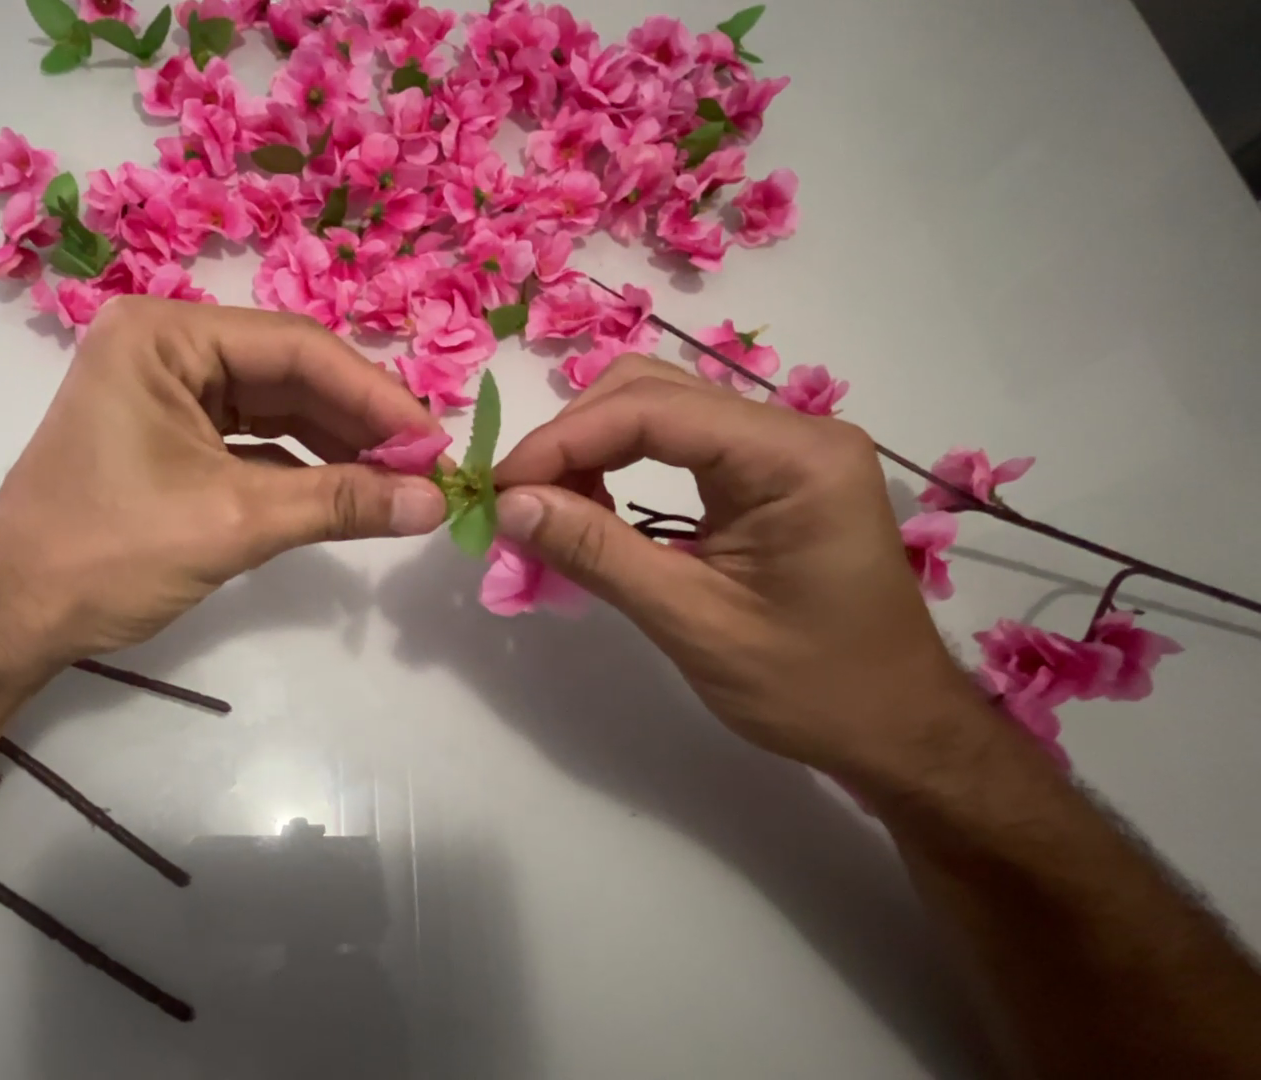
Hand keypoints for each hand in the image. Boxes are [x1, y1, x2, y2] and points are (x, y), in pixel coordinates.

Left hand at [0, 298, 447, 675]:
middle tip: (425, 469)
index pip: (297, 349)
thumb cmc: (108, 554)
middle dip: (359, 424)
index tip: (436, 444)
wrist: (13, 618)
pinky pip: (251, 442)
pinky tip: (348, 492)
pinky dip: (299, 468)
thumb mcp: (233, 522)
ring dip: (336, 447)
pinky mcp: (170, 439)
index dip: (375, 397)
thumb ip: (339, 503)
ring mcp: (166, 393)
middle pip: (289, 375)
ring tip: (399, 484)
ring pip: (274, 410)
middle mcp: (165, 348)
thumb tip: (434, 503)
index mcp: (165, 335)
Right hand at [492, 354, 985, 778]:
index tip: (498, 491)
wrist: (894, 728)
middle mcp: (790, 431)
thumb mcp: (691, 622)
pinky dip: (615, 465)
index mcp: (792, 457)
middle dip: (570, 438)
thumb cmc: (809, 686)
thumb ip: (596, 553)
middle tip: (518, 501)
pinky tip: (590, 508)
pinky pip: (672, 443)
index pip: (650, 412)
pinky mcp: (764, 473)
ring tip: (547, 508)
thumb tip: (507, 505)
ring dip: (587, 448)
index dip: (561, 442)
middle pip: (649, 390)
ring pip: (655, 408)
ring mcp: (779, 447)